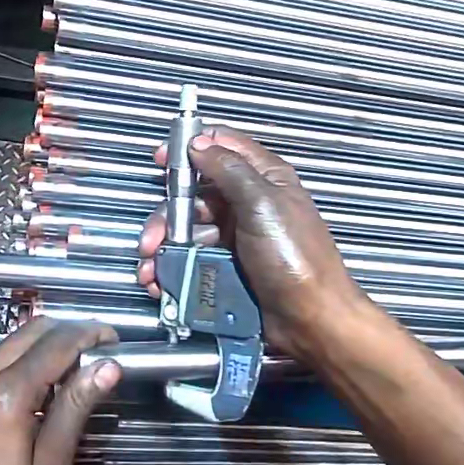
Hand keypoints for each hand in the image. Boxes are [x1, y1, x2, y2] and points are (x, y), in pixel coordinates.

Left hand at [0, 319, 119, 464]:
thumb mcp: (51, 463)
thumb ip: (77, 405)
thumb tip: (109, 365)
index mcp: (5, 393)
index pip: (57, 343)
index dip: (91, 335)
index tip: (117, 341)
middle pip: (36, 328)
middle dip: (74, 331)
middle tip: (105, 349)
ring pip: (20, 336)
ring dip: (54, 339)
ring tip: (86, 362)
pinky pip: (7, 352)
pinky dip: (34, 352)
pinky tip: (55, 376)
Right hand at [136, 125, 376, 359]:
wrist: (311, 321)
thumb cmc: (295, 257)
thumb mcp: (263, 204)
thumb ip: (229, 170)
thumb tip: (198, 143)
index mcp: (265, 178)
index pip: (225, 147)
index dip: (193, 148)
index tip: (161, 159)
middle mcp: (249, 202)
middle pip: (198, 193)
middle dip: (169, 213)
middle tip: (152, 238)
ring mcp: (238, 235)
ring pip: (190, 228)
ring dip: (166, 245)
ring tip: (152, 267)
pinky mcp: (230, 265)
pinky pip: (194, 258)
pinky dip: (174, 267)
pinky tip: (160, 281)